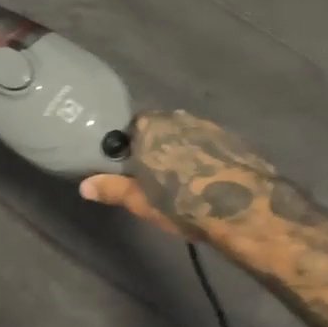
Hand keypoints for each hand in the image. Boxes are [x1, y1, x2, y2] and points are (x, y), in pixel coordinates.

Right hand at [80, 110, 280, 236]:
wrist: (244, 208)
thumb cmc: (182, 203)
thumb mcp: (141, 202)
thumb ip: (112, 189)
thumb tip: (84, 186)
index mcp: (149, 127)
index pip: (132, 130)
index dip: (132, 149)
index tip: (133, 167)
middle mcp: (177, 118)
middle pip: (161, 130)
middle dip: (159, 147)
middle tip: (160, 175)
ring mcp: (208, 126)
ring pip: (188, 136)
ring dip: (186, 151)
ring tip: (188, 180)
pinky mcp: (235, 139)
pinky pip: (213, 145)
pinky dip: (210, 157)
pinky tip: (213, 179)